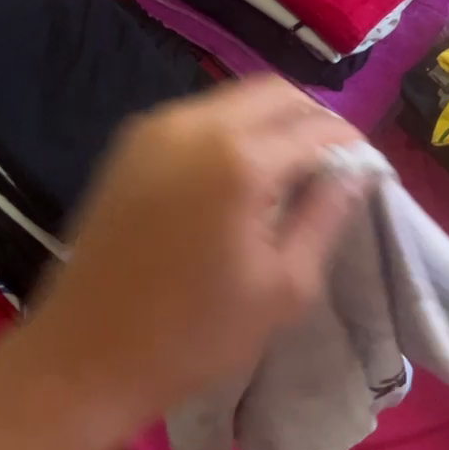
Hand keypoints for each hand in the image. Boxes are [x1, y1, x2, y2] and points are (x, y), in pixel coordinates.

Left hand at [26, 75, 368, 414]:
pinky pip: (199, 113)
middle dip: (311, 116)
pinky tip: (237, 169)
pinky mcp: (131, 141)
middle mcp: (196, 124)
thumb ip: (326, 216)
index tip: (364, 162)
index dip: (347, 139)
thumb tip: (356, 170)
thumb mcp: (282, 287)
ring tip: (287, 164)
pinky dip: (232, 127)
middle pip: (274, 92)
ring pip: (234, 97)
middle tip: (329, 158)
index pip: (313, 126)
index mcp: (239, 160)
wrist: (84, 357)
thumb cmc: (193, 334)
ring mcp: (156, 127)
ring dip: (271, 118)